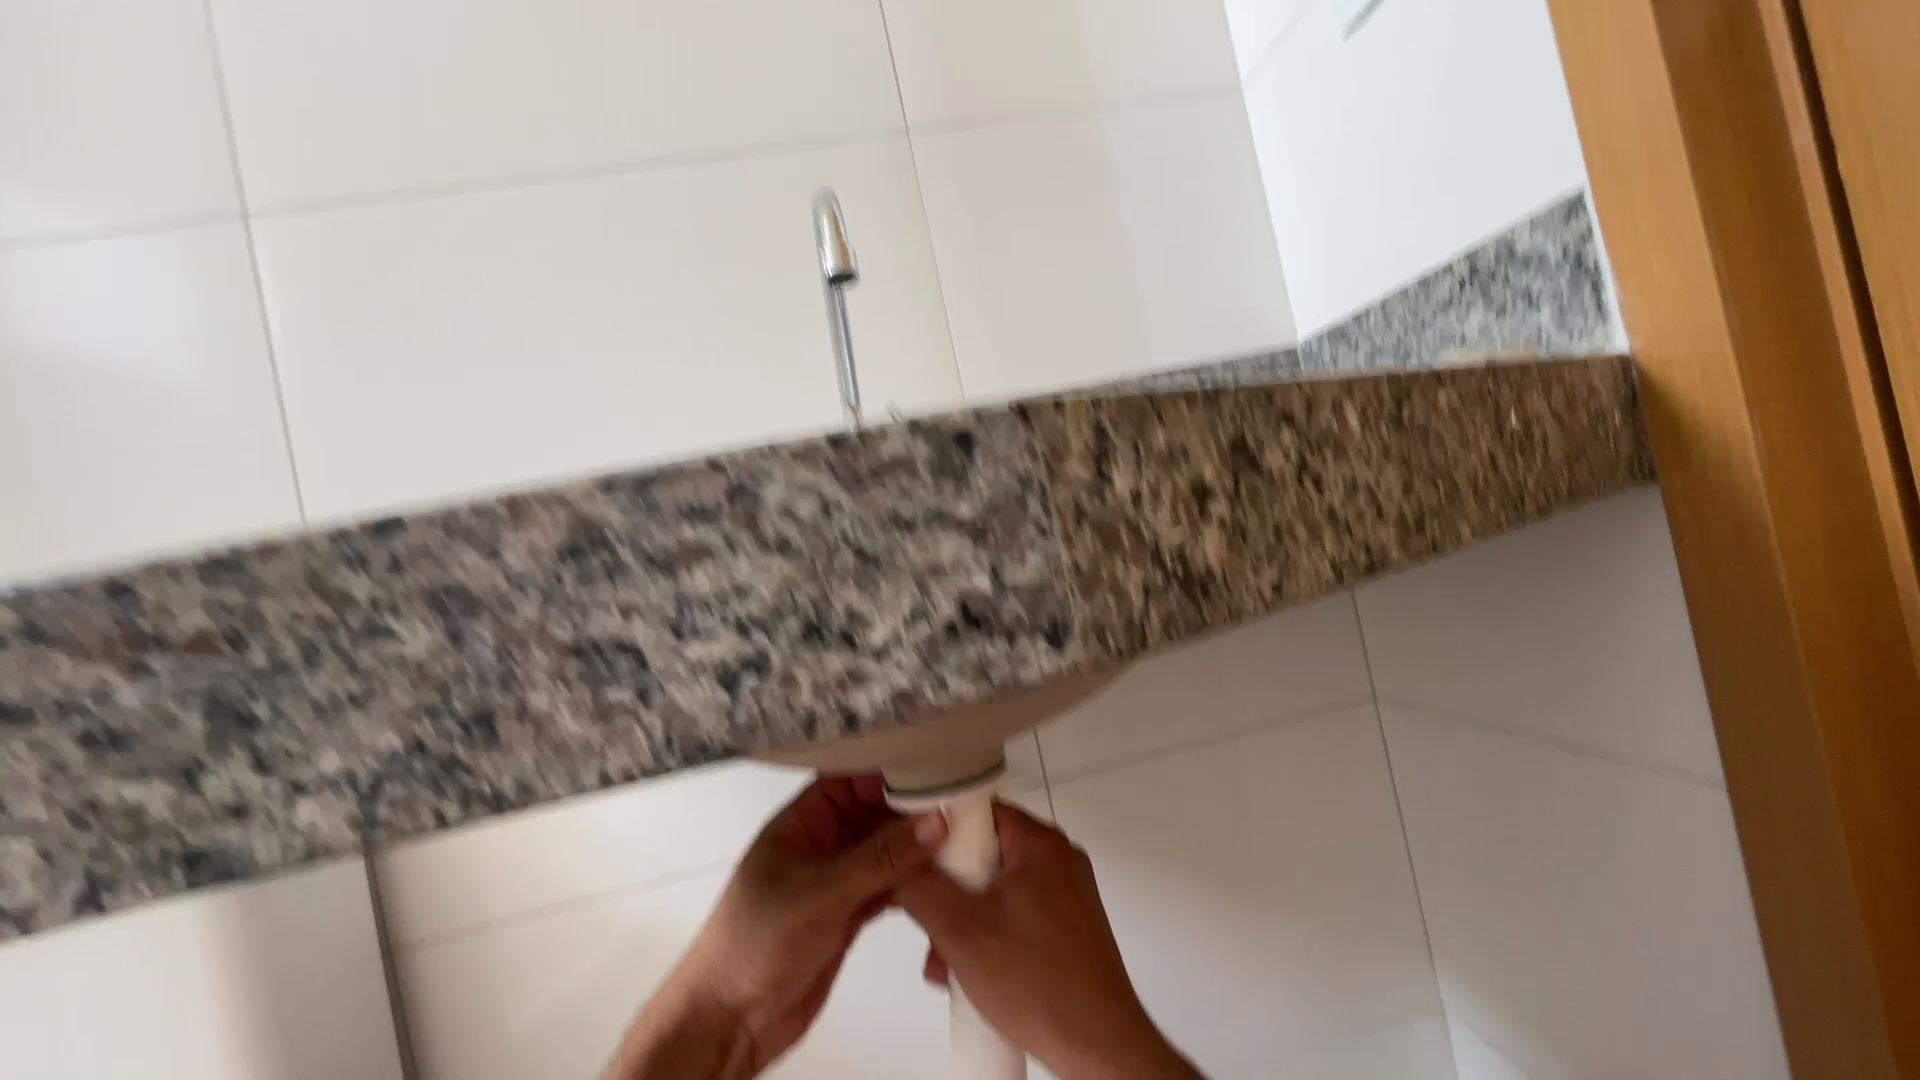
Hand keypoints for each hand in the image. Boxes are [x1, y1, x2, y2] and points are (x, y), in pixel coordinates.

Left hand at [609, 775, 947, 1077]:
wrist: (728, 1020)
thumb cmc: (758, 942)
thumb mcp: (820, 893)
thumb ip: (879, 858)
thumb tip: (937, 821)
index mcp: (802, 823)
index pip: (851, 780)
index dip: (890, 772)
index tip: (937, 770)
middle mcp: (822, 844)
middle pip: (874, 814)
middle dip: (914, 811)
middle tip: (964, 809)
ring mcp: (836, 880)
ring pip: (886, 852)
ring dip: (919, 850)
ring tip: (965, 842)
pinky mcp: (849, 915)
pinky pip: (889, 887)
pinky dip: (914, 884)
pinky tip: (945, 881)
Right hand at [898, 802, 1200, 1079]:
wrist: (1098, 1047)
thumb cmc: (1033, 981)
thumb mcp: (958, 929)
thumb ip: (919, 885)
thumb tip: (898, 859)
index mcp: (1039, 843)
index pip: (977, 811)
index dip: (938, 832)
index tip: (912, 860)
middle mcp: (1058, 858)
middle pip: (984, 854)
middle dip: (948, 891)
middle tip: (927, 926)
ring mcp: (1068, 893)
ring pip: (997, 889)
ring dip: (963, 920)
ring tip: (944, 963)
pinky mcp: (1070, 925)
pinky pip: (1017, 912)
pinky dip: (990, 933)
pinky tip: (969, 972)